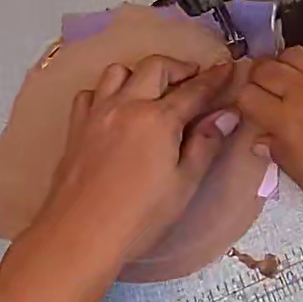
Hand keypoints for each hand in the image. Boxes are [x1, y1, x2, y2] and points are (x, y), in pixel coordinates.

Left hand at [30, 55, 235, 261]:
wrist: (80, 234)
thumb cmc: (140, 217)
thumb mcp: (184, 185)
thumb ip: (206, 144)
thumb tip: (225, 115)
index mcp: (158, 119)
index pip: (194, 90)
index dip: (214, 79)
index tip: (227, 69)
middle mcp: (126, 105)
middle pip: (155, 67)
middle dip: (178, 67)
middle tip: (193, 79)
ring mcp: (97, 113)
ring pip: (118, 71)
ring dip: (141, 73)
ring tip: (153, 90)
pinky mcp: (76, 126)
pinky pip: (91, 92)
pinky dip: (107, 91)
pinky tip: (115, 109)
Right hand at [236, 29, 302, 222]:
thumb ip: (286, 160)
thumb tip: (264, 142)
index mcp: (288, 124)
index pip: (247, 99)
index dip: (240, 101)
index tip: (244, 107)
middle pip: (264, 69)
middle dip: (255, 76)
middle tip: (259, 86)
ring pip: (293, 51)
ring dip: (282, 59)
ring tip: (285, 69)